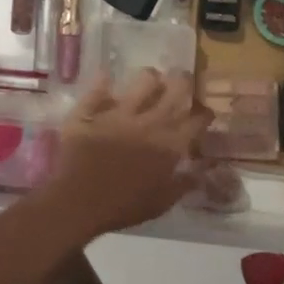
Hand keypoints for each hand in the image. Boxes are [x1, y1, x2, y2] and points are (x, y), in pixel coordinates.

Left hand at [40, 70, 212, 234]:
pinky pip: (98, 88)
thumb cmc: (124, 206)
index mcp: (169, 145)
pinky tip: (106, 78)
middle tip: (181, 79)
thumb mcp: (161, 202)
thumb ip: (184, 184)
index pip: (196, 120)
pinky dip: (103, 81)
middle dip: (182, 81)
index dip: (204, 113)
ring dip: (150, 78)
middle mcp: (148, 122)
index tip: (204, 111)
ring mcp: (117, 113)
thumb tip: (203, 172)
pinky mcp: (90, 110)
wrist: (79, 200)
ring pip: (142, 81)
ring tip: (150, 79)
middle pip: (174, 90)